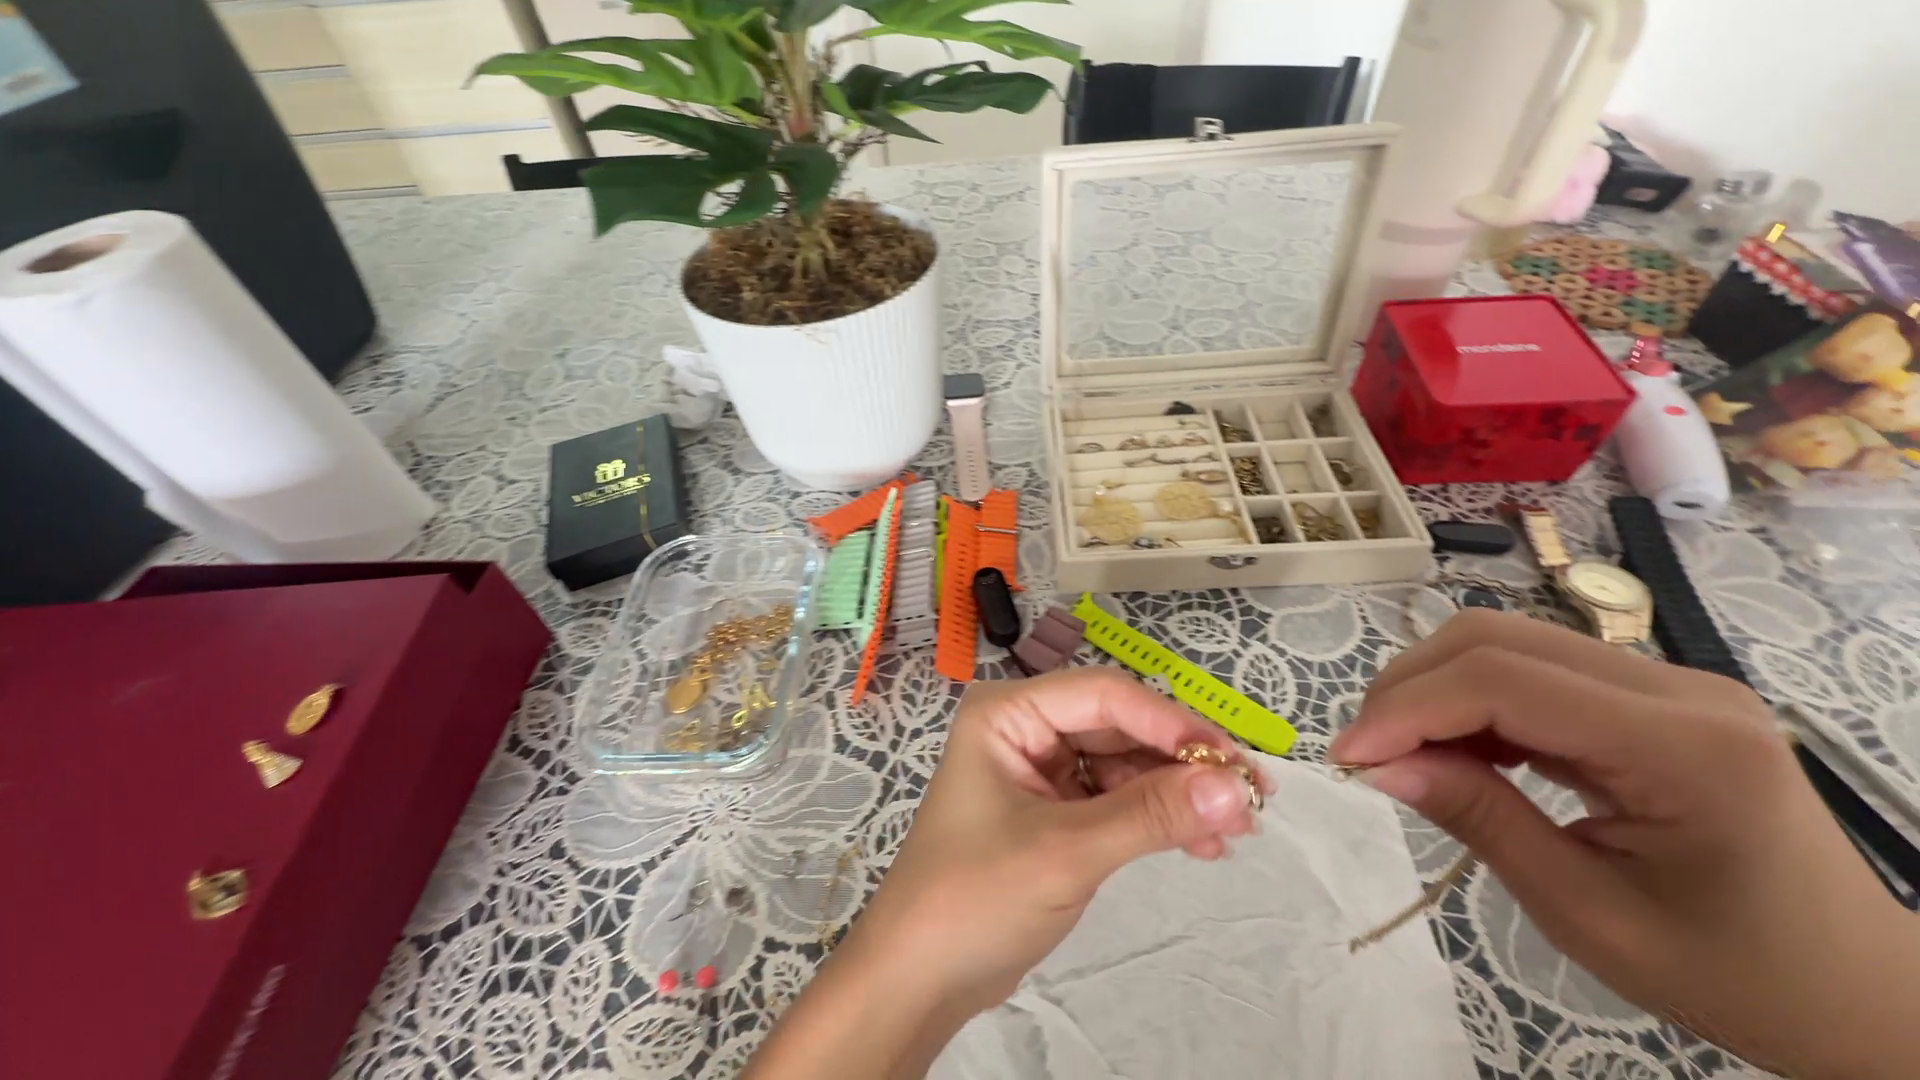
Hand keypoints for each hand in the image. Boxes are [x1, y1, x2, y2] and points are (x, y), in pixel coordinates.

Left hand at [854, 667, 1265, 1010]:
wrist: (919, 977)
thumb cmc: (976, 897)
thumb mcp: (1067, 851)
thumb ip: (1152, 815)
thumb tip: (1236, 787)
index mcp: (1008, 713)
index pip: (1105, 696)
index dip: (1172, 723)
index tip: (1234, 762)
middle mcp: (1025, 729)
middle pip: (1121, 726)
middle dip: (1183, 762)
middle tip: (1251, 797)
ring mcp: (1040, 770)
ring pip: (1125, 763)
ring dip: (1178, 793)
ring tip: (1236, 830)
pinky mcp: (1054, 810)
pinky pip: (1116, 798)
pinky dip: (1156, 818)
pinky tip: (1202, 844)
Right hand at [1331, 609, 1919, 1078]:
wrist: (1862, 994)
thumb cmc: (1733, 975)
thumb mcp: (1588, 916)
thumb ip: (1479, 821)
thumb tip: (1376, 765)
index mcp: (1685, 747)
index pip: (1504, 682)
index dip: (1407, 708)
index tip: (1345, 758)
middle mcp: (1680, 688)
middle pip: (1497, 639)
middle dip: (1410, 687)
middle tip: (1370, 755)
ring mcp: (1671, 683)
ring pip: (1507, 641)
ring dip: (1435, 689)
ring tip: (1410, 757)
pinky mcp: (1654, 694)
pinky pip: (1536, 669)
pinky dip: (1475, 702)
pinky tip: (1465, 753)